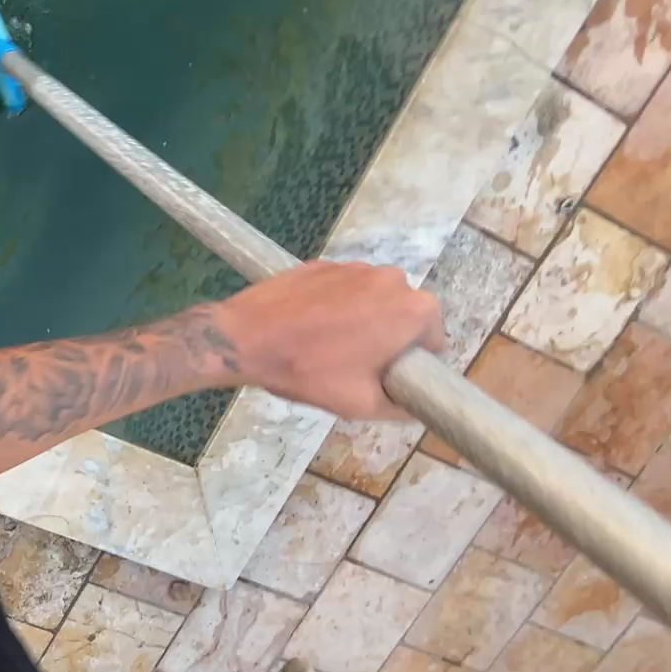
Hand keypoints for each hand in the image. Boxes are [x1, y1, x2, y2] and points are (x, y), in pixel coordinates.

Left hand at [215, 260, 443, 419]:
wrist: (242, 339)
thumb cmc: (304, 369)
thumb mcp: (358, 403)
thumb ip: (399, 406)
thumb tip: (416, 407)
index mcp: (416, 309)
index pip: (428, 341)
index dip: (405, 363)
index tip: (376, 375)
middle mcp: (393, 278)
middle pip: (399, 317)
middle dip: (380, 339)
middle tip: (344, 363)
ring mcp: (354, 266)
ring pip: (368, 301)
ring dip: (354, 320)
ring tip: (319, 345)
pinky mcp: (320, 264)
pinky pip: (337, 290)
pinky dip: (327, 305)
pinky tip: (302, 325)